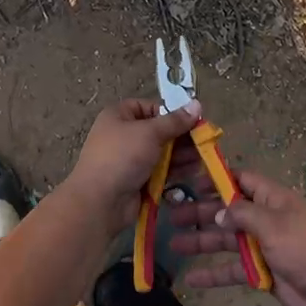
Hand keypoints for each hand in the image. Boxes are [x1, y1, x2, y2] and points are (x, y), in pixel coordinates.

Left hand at [61, 98, 202, 238]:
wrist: (100, 201)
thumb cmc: (123, 156)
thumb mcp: (150, 133)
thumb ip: (175, 121)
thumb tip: (197, 104)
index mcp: (119, 116)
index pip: (149, 107)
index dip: (171, 113)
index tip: (194, 121)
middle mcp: (123, 135)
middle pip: (158, 132)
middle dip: (181, 138)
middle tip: (205, 142)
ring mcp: (130, 160)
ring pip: (161, 153)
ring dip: (181, 155)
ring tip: (203, 159)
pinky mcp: (137, 181)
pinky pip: (159, 172)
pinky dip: (174, 171)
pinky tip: (192, 172)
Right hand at [169, 169, 305, 305]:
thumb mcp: (274, 224)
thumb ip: (243, 214)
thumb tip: (218, 211)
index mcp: (271, 198)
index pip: (239, 179)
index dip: (216, 178)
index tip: (189, 180)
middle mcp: (265, 218)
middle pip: (227, 211)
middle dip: (201, 212)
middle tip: (171, 214)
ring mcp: (263, 246)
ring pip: (226, 240)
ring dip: (201, 241)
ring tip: (173, 245)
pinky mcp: (262, 272)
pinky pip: (233, 269)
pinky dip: (214, 273)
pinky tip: (192, 278)